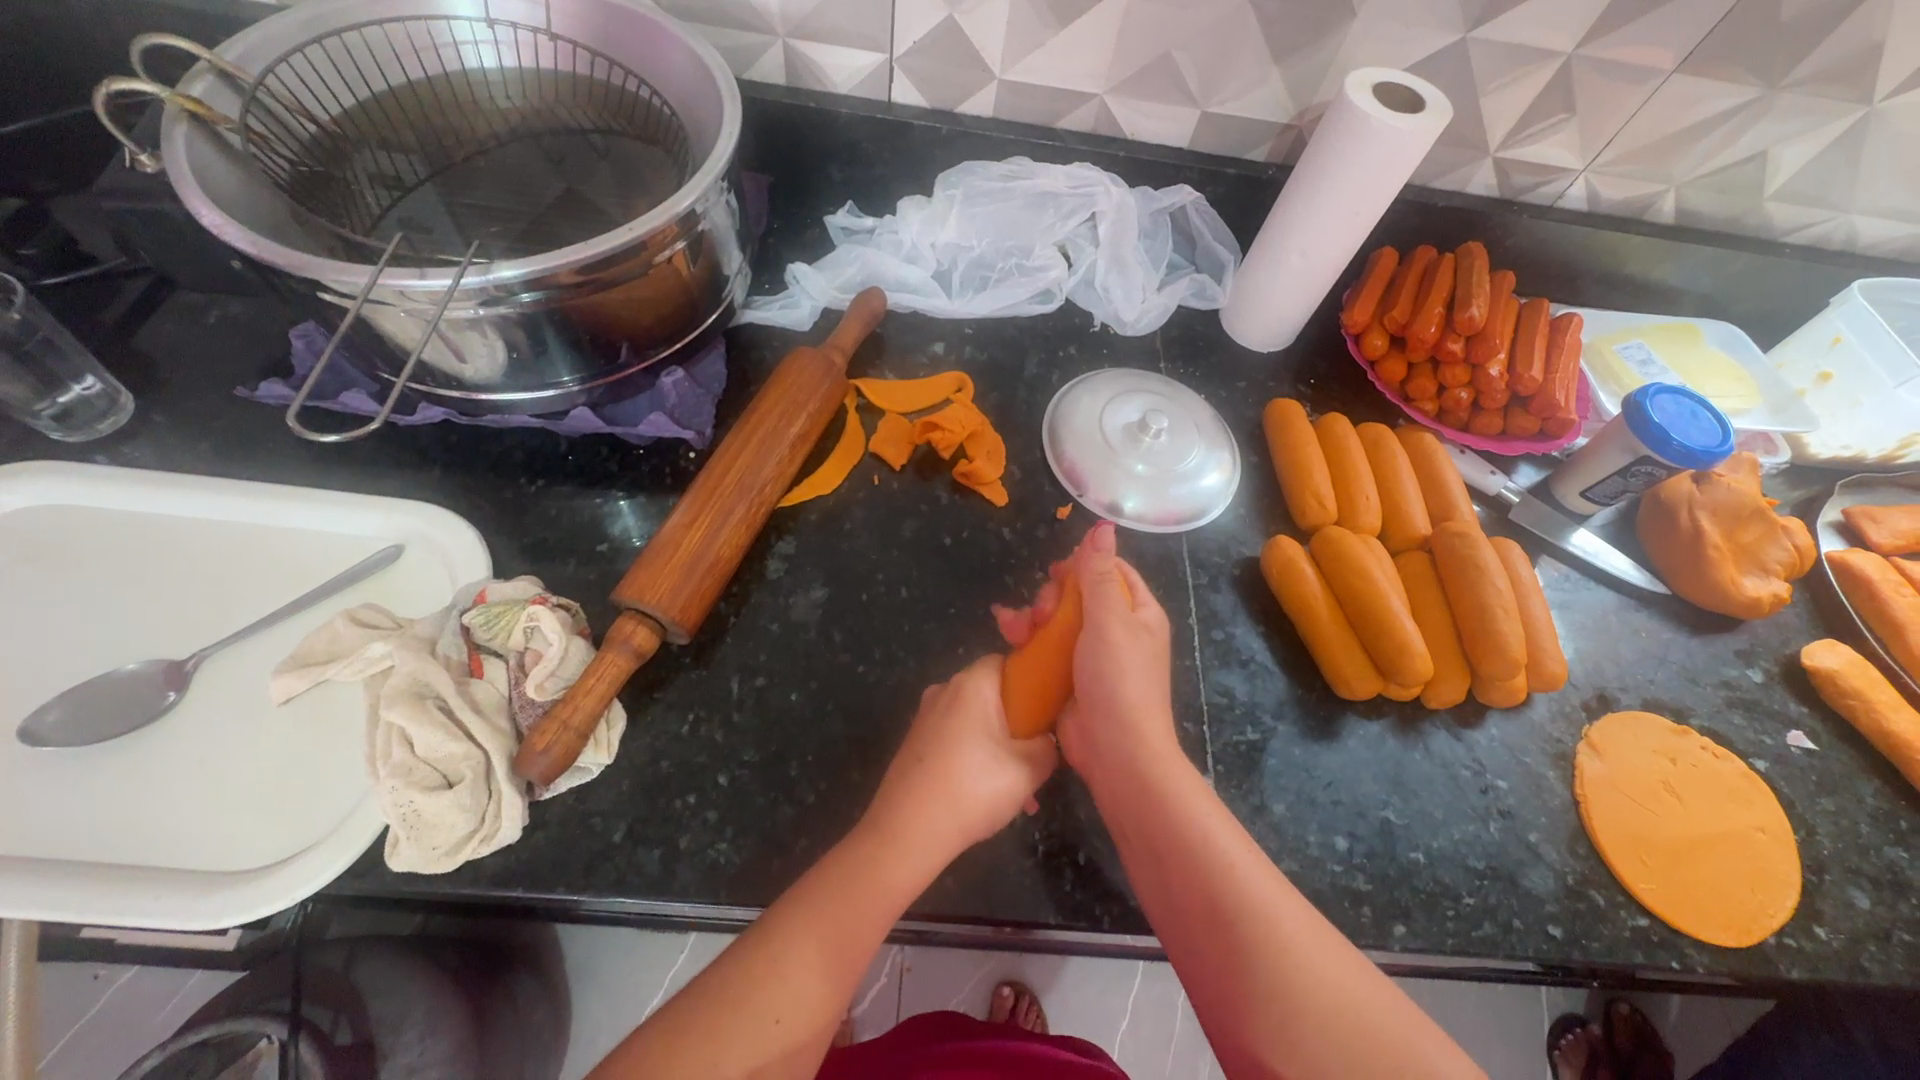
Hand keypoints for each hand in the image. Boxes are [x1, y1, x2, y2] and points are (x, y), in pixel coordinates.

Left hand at [862, 655, 1058, 861]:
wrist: (906, 832)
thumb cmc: (972, 789)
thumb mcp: (1029, 770)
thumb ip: (1049, 747)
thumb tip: (1047, 741)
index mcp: (971, 683)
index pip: (1009, 662)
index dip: (1034, 683)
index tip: (1050, 713)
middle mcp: (944, 691)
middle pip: (993, 695)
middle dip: (1019, 726)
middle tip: (1038, 759)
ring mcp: (925, 718)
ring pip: (976, 723)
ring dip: (1000, 750)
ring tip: (1020, 793)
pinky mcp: (915, 745)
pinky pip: (957, 741)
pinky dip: (976, 761)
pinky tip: (988, 798)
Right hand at [993, 523, 1180, 792]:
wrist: (1115, 751)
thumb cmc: (1119, 680)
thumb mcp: (1110, 619)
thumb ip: (1099, 573)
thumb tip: (1104, 525)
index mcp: (1139, 613)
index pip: (1113, 572)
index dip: (1084, 565)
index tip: (1056, 570)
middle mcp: (1119, 632)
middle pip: (1079, 595)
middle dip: (1052, 596)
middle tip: (1041, 611)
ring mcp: (1093, 658)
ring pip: (1057, 621)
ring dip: (1033, 617)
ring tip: (1015, 626)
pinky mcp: (1070, 680)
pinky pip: (1047, 649)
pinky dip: (1027, 641)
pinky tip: (1007, 636)